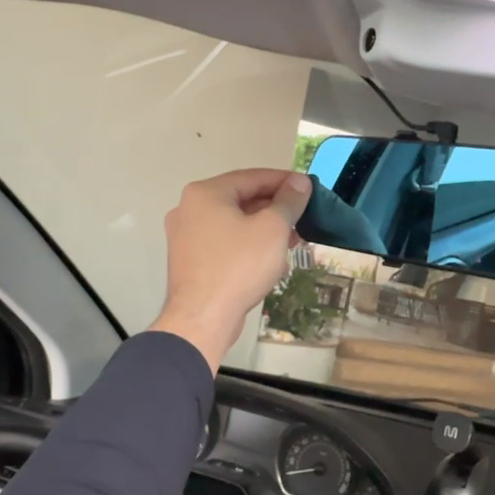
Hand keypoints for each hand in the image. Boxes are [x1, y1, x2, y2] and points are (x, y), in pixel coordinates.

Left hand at [148, 169, 312, 372]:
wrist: (203, 318)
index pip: (252, 177)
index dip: (284, 181)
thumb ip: (289, 201)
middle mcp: (189, 209)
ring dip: (264, 229)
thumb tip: (300, 182)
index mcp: (205, 193)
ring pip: (233, 223)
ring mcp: (186, 237)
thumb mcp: (272, 229)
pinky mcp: (190, 261)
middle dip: (275, 208)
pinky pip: (224, 243)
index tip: (308, 188)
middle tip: (303, 217)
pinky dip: (247, 245)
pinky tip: (270, 258)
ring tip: (293, 240)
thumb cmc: (239, 266)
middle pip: (241, 199)